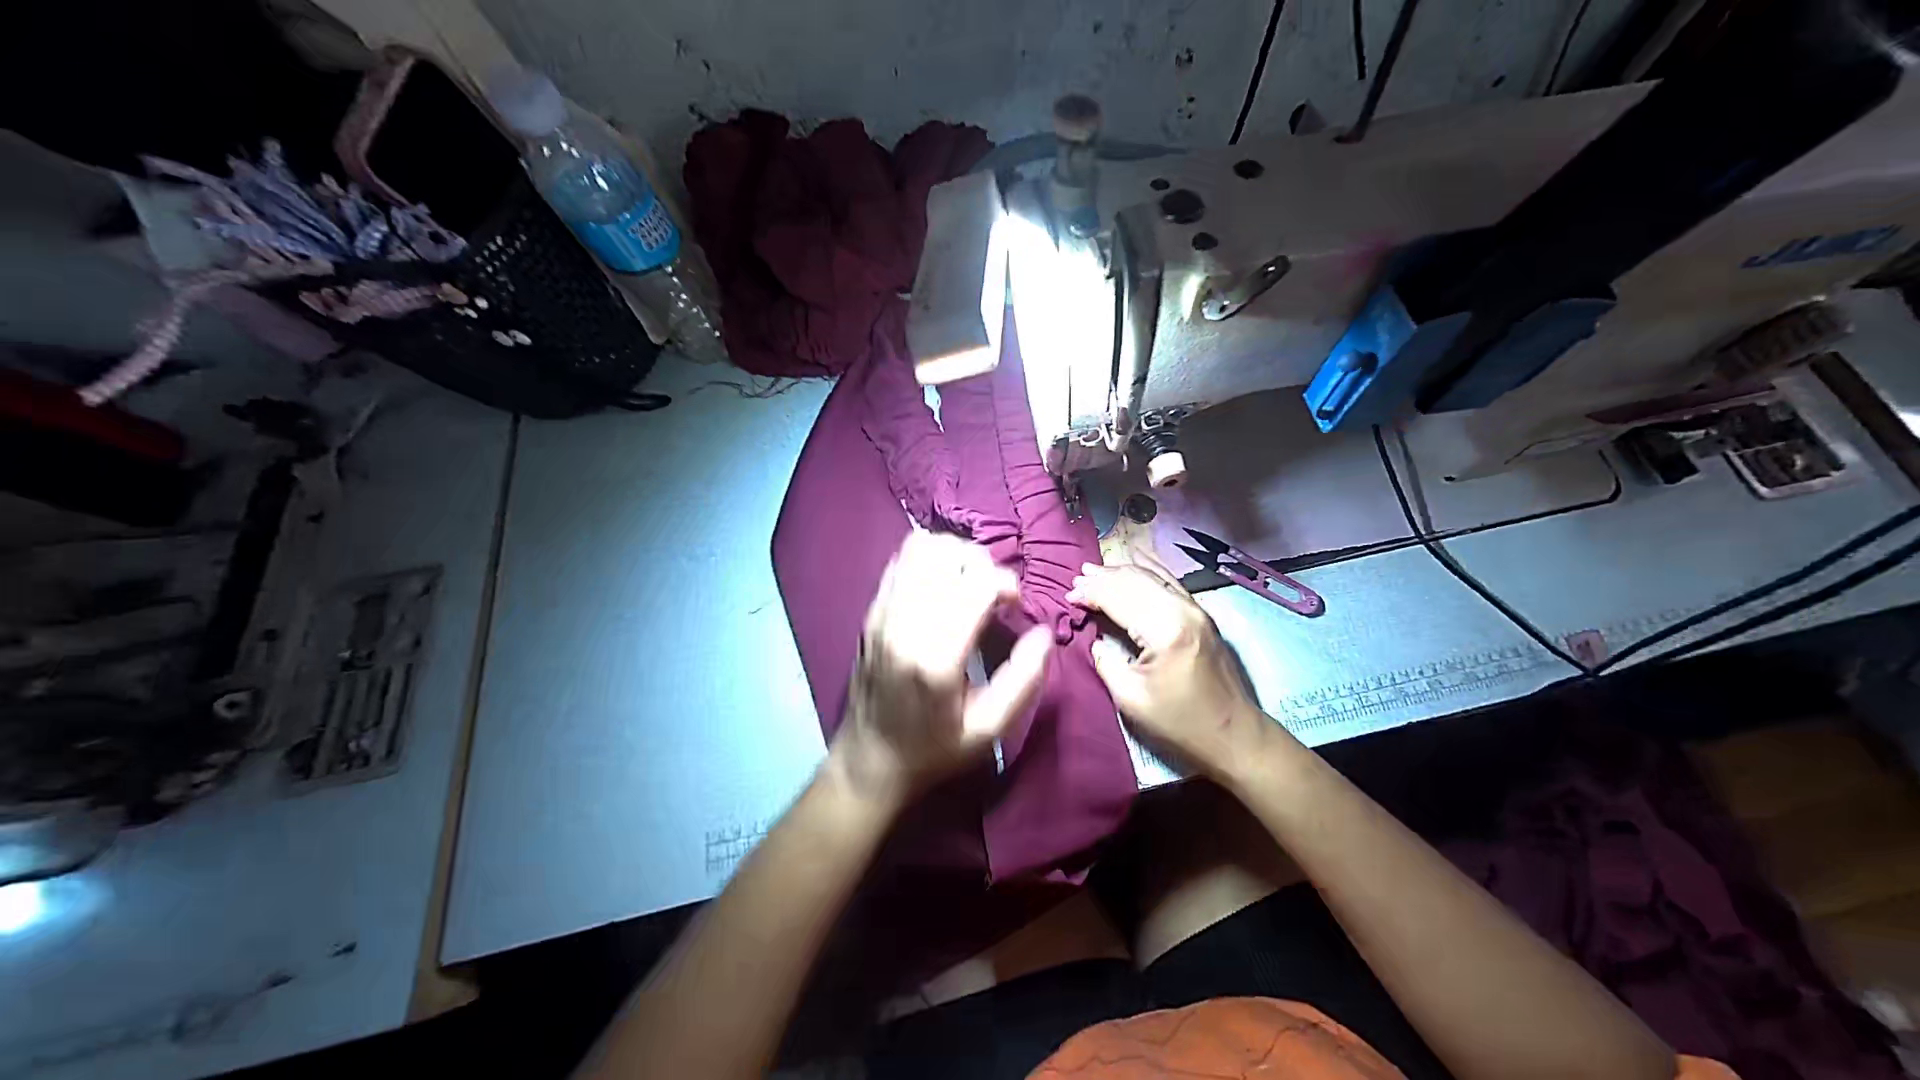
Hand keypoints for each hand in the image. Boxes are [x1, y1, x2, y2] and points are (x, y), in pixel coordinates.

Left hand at [830, 532, 1051, 810]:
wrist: (869, 760)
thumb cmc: (933, 749)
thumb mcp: (989, 730)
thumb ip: (1023, 680)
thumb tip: (1044, 633)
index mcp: (936, 656)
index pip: (977, 582)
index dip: (1007, 584)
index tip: (1014, 608)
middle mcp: (904, 623)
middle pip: (950, 555)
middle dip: (983, 565)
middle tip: (992, 596)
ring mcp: (882, 612)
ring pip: (922, 548)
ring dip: (954, 556)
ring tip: (967, 583)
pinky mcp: (871, 610)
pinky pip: (900, 560)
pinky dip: (927, 560)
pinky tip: (941, 587)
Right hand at [1067, 555, 1286, 783]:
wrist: (1234, 736)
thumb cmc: (1179, 723)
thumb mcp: (1131, 698)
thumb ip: (1105, 661)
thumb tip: (1093, 637)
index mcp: (1165, 629)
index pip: (1118, 597)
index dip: (1091, 593)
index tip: (1068, 596)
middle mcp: (1183, 609)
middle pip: (1135, 580)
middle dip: (1103, 577)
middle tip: (1076, 579)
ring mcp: (1196, 609)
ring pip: (1152, 576)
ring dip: (1121, 572)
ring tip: (1095, 571)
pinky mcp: (1202, 615)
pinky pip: (1169, 582)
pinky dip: (1145, 574)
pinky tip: (1132, 568)